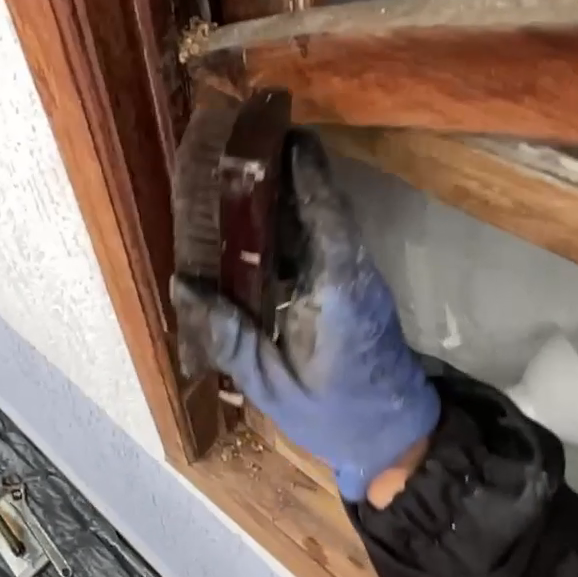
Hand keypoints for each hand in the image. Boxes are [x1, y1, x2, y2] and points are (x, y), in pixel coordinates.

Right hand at [172, 133, 439, 501]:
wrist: (395, 441)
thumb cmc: (334, 414)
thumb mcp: (271, 384)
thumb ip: (228, 334)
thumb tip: (183, 282)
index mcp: (339, 291)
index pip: (326, 216)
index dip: (307, 173)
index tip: (282, 135)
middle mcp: (352, 272)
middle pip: (324, 206)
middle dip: (289, 170)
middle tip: (242, 141)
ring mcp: (354, 277)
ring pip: (322, 219)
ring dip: (288, 190)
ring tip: (239, 167)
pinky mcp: (349, 285)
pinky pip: (319, 239)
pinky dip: (290, 218)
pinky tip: (252, 215)